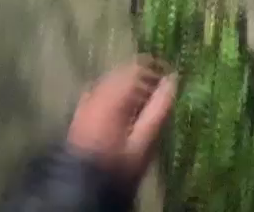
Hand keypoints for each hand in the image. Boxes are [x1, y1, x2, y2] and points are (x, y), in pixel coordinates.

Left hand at [66, 58, 178, 186]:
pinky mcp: (81, 108)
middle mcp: (98, 90)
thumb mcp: (143, 143)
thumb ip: (158, 110)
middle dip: (143, 75)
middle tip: (160, 89)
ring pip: (112, 78)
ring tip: (146, 98)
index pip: (137, 68)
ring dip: (130, 83)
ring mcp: (87, 98)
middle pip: (123, 70)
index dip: (155, 68)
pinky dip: (116, 90)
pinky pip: (102, 88)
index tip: (171, 76)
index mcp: (114, 95)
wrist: (82, 186)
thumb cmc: (118, 166)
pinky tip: (124, 105)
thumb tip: (172, 81)